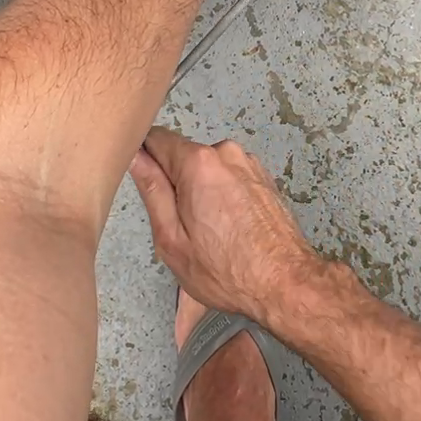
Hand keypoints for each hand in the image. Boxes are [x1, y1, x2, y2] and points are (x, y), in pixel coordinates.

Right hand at [129, 126, 324, 321]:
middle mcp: (225, 152)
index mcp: (198, 163)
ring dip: (201, 191)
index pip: (157, 139)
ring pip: (207, 168)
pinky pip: (229, 176)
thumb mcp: (172, 238)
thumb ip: (152, 190)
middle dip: (176, 184)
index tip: (147, 187)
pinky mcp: (263, 176)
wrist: (285, 282)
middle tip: (182, 226)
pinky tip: (230, 228)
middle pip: (184, 156)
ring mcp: (248, 162)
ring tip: (209, 232)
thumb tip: (136, 157)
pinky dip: (223, 196)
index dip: (145, 159)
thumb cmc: (225, 269)